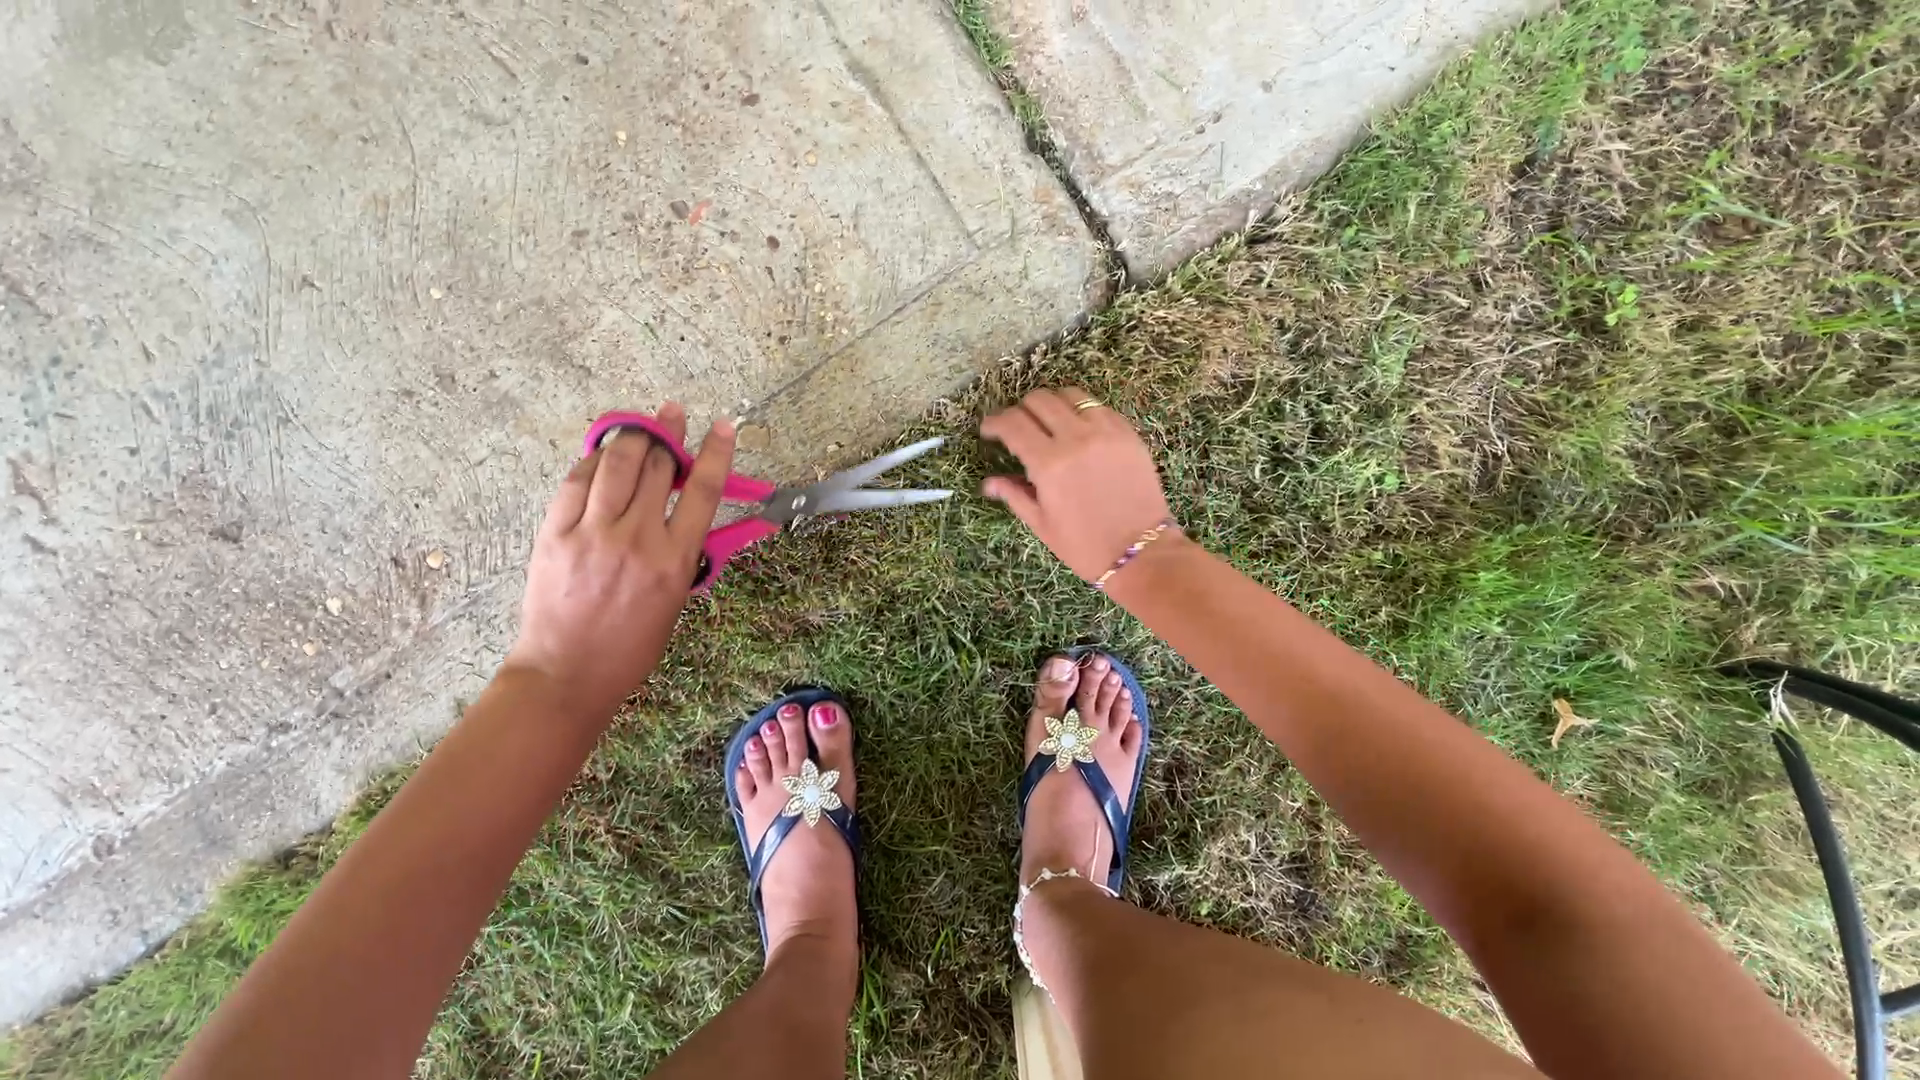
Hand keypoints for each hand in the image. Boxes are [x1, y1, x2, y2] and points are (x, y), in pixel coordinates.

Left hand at [504, 402, 736, 714]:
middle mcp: (637, 539)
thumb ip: (679, 552)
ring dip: (632, 438)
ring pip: (617, 464)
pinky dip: (592, 463)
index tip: (722, 426)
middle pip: (657, 467)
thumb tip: (680, 512)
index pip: (703, 490)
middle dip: (667, 434)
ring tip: (639, 426)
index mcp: (674, 560)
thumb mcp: (674, 600)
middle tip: (670, 417)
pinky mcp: (555, 533)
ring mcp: (592, 533)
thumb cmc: (630, 646)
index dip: (716, 452)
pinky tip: (601, 457)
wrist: (568, 672)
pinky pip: (577, 482)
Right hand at [980, 387, 1172, 580]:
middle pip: (1039, 400)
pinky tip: (1078, 430)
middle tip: (1017, 427)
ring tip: (1048, 423)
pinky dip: (1081, 412)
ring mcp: (1106, 432)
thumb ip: (1014, 495)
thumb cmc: (1085, 546)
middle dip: (1020, 409)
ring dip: (1052, 404)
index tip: (988, 430)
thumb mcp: (1042, 525)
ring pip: (1070, 396)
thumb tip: (989, 482)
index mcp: (1049, 464)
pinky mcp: (1128, 434)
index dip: (994, 422)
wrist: (1141, 552)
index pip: (1012, 424)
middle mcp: (1076, 438)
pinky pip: (1099, 407)